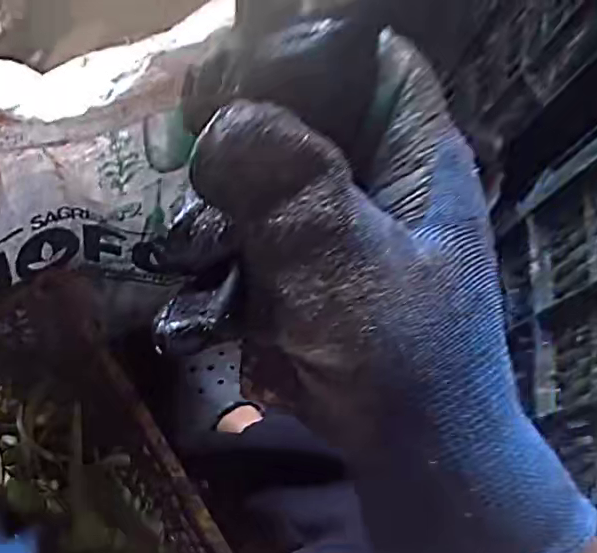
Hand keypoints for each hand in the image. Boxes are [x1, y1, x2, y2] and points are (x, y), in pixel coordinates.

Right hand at [172, 32, 594, 552]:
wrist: (406, 448)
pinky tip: (204, 304)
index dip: (294, 60)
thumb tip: (222, 120)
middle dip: (235, 155)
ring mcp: (327, 242)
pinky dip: (218, 279)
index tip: (223, 82)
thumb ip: (290, 190)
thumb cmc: (399, 353)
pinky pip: (246, 263)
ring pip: (255, 203)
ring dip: (217, 228)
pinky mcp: (297, 290)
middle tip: (186, 171)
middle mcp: (366, 186)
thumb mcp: (346, 264)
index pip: (358, 62)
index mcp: (409, 153)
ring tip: (194, 256)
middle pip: (291, 133)